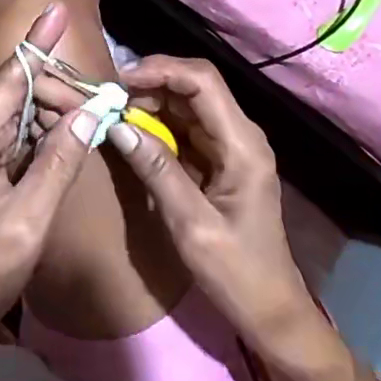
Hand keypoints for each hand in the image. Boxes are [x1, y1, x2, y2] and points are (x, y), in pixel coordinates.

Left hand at [0, 3, 103, 321]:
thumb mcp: (28, 218)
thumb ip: (60, 161)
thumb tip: (93, 114)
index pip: (9, 77)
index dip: (36, 42)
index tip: (56, 8)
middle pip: (21, 90)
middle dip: (61, 91)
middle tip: (100, 107)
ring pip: (24, 108)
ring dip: (58, 110)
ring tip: (91, 119)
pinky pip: (21, 131)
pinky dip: (48, 130)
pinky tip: (71, 135)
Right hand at [105, 56, 326, 355]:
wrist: (269, 310)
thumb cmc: (236, 272)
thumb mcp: (191, 225)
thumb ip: (156, 170)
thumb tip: (117, 125)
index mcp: (242, 143)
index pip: (202, 81)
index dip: (161, 70)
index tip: (121, 81)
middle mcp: (239, 134)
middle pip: (193, 85)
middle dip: (151, 84)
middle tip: (111, 100)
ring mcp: (229, 145)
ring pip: (186, 103)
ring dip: (151, 101)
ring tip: (116, 114)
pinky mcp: (218, 158)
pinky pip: (185, 126)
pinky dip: (157, 123)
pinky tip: (133, 132)